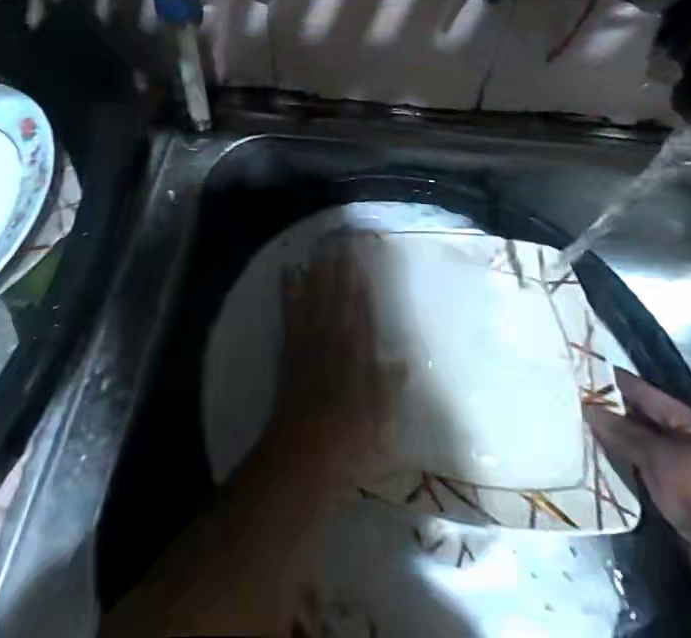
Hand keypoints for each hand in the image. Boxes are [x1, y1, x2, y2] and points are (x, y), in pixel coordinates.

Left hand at [268, 235, 401, 480]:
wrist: (304, 449)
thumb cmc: (348, 437)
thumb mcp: (379, 414)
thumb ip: (389, 386)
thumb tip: (403, 363)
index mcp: (360, 355)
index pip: (364, 312)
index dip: (363, 284)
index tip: (363, 259)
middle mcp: (336, 342)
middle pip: (339, 298)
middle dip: (341, 269)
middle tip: (341, 240)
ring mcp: (310, 343)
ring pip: (315, 299)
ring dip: (318, 274)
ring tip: (319, 249)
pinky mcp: (290, 349)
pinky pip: (290, 314)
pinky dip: (289, 292)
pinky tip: (287, 274)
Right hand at [586, 370, 690, 636]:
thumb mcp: (662, 459)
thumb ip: (626, 434)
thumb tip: (590, 408)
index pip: (648, 394)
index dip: (619, 381)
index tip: (584, 368)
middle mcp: (689, 445)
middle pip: (645, 422)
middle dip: (612, 412)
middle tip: (571, 401)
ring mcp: (686, 476)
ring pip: (643, 451)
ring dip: (615, 444)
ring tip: (578, 431)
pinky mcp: (680, 505)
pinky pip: (645, 478)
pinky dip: (624, 472)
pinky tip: (600, 468)